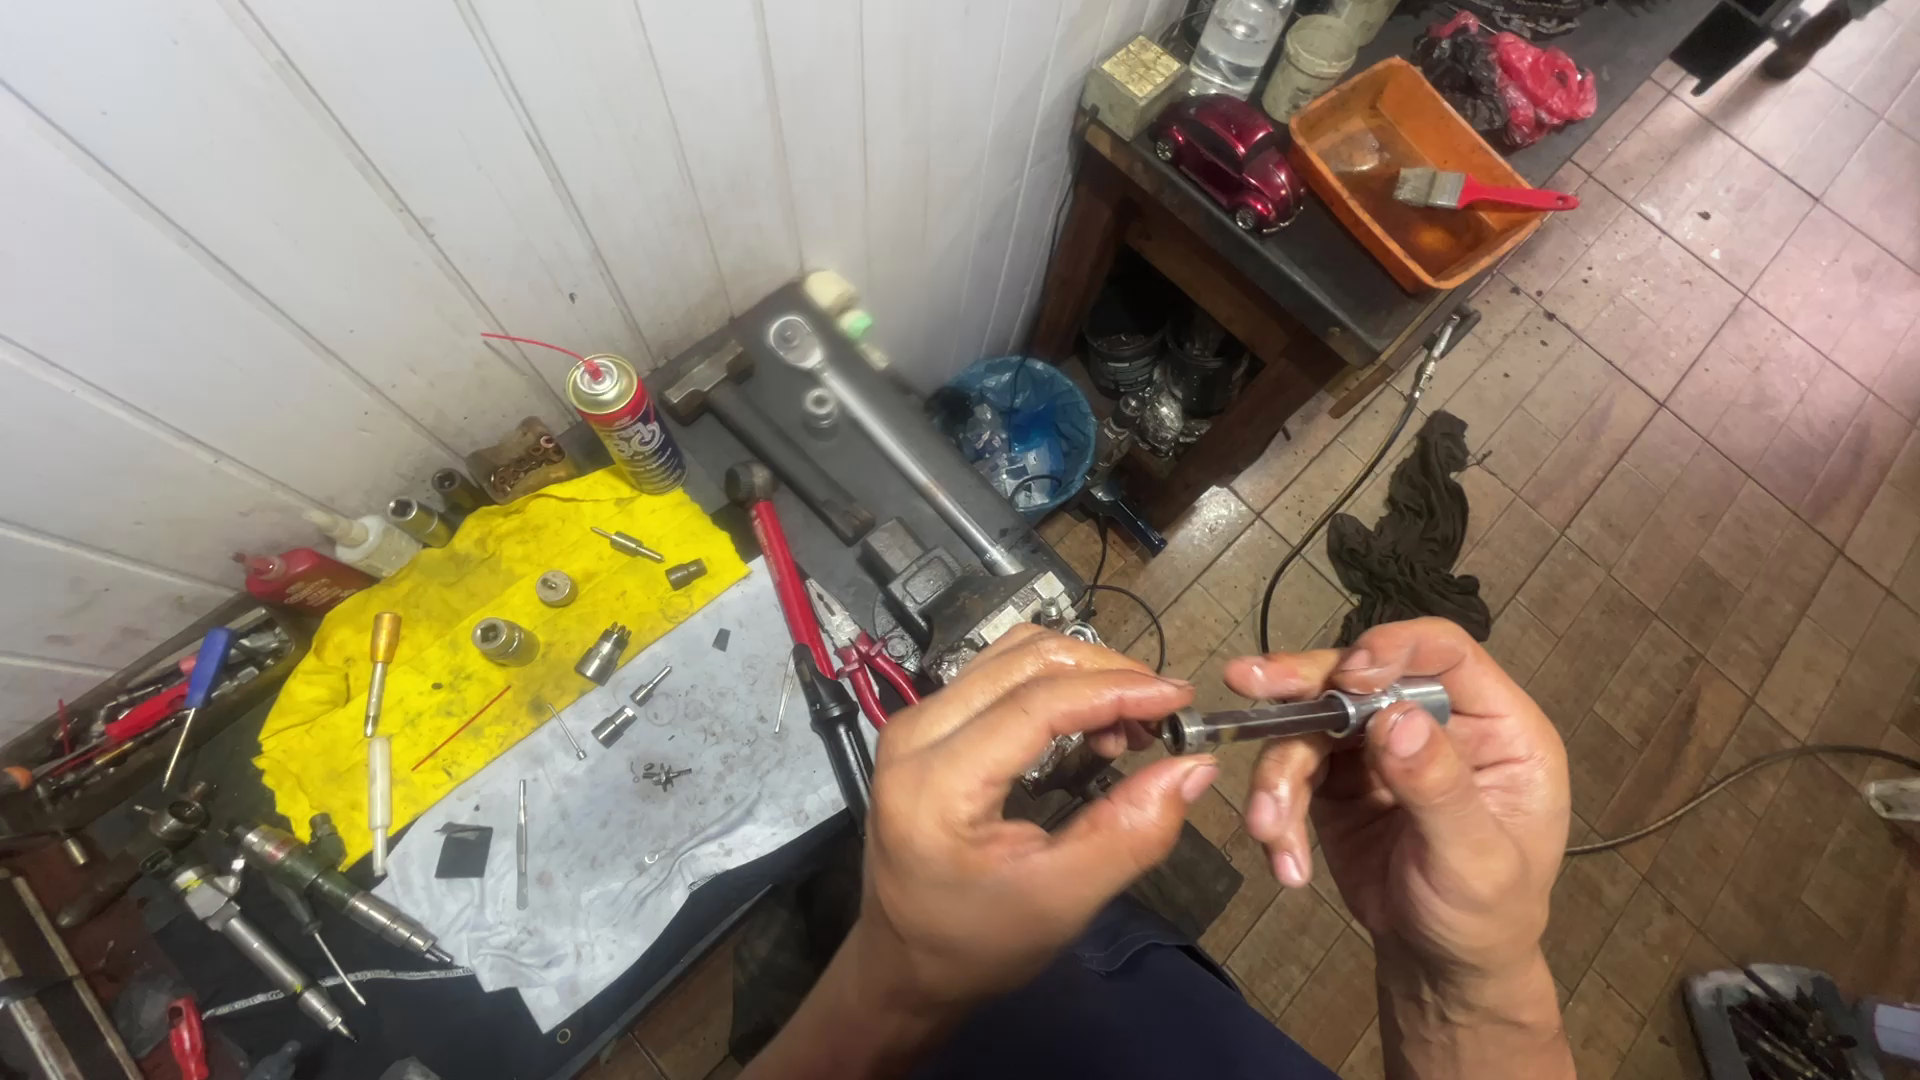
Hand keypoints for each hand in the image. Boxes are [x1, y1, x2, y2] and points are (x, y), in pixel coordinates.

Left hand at [858, 624, 1217, 1009]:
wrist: (902, 958)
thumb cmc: (975, 942)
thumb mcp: (1061, 903)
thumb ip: (1130, 834)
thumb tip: (1195, 767)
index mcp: (936, 782)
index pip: (1036, 703)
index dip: (1115, 690)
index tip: (1178, 698)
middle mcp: (917, 731)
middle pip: (1024, 660)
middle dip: (1105, 672)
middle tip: (1159, 716)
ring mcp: (917, 718)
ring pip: (1013, 652)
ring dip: (1081, 671)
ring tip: (1126, 722)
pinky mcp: (928, 719)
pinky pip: (999, 671)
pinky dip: (1056, 680)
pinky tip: (1087, 720)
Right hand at [1223, 617, 1571, 1072]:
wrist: (1436, 962)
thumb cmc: (1485, 915)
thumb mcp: (1476, 862)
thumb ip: (1438, 788)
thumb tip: (1394, 717)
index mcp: (1490, 725)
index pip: (1441, 652)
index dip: (1391, 647)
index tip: (1347, 677)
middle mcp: (1426, 720)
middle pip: (1354, 673)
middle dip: (1297, 682)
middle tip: (1243, 680)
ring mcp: (1372, 744)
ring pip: (1308, 721)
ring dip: (1277, 772)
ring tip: (1268, 827)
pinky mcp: (1330, 772)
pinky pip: (1289, 767)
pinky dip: (1277, 808)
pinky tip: (1283, 855)